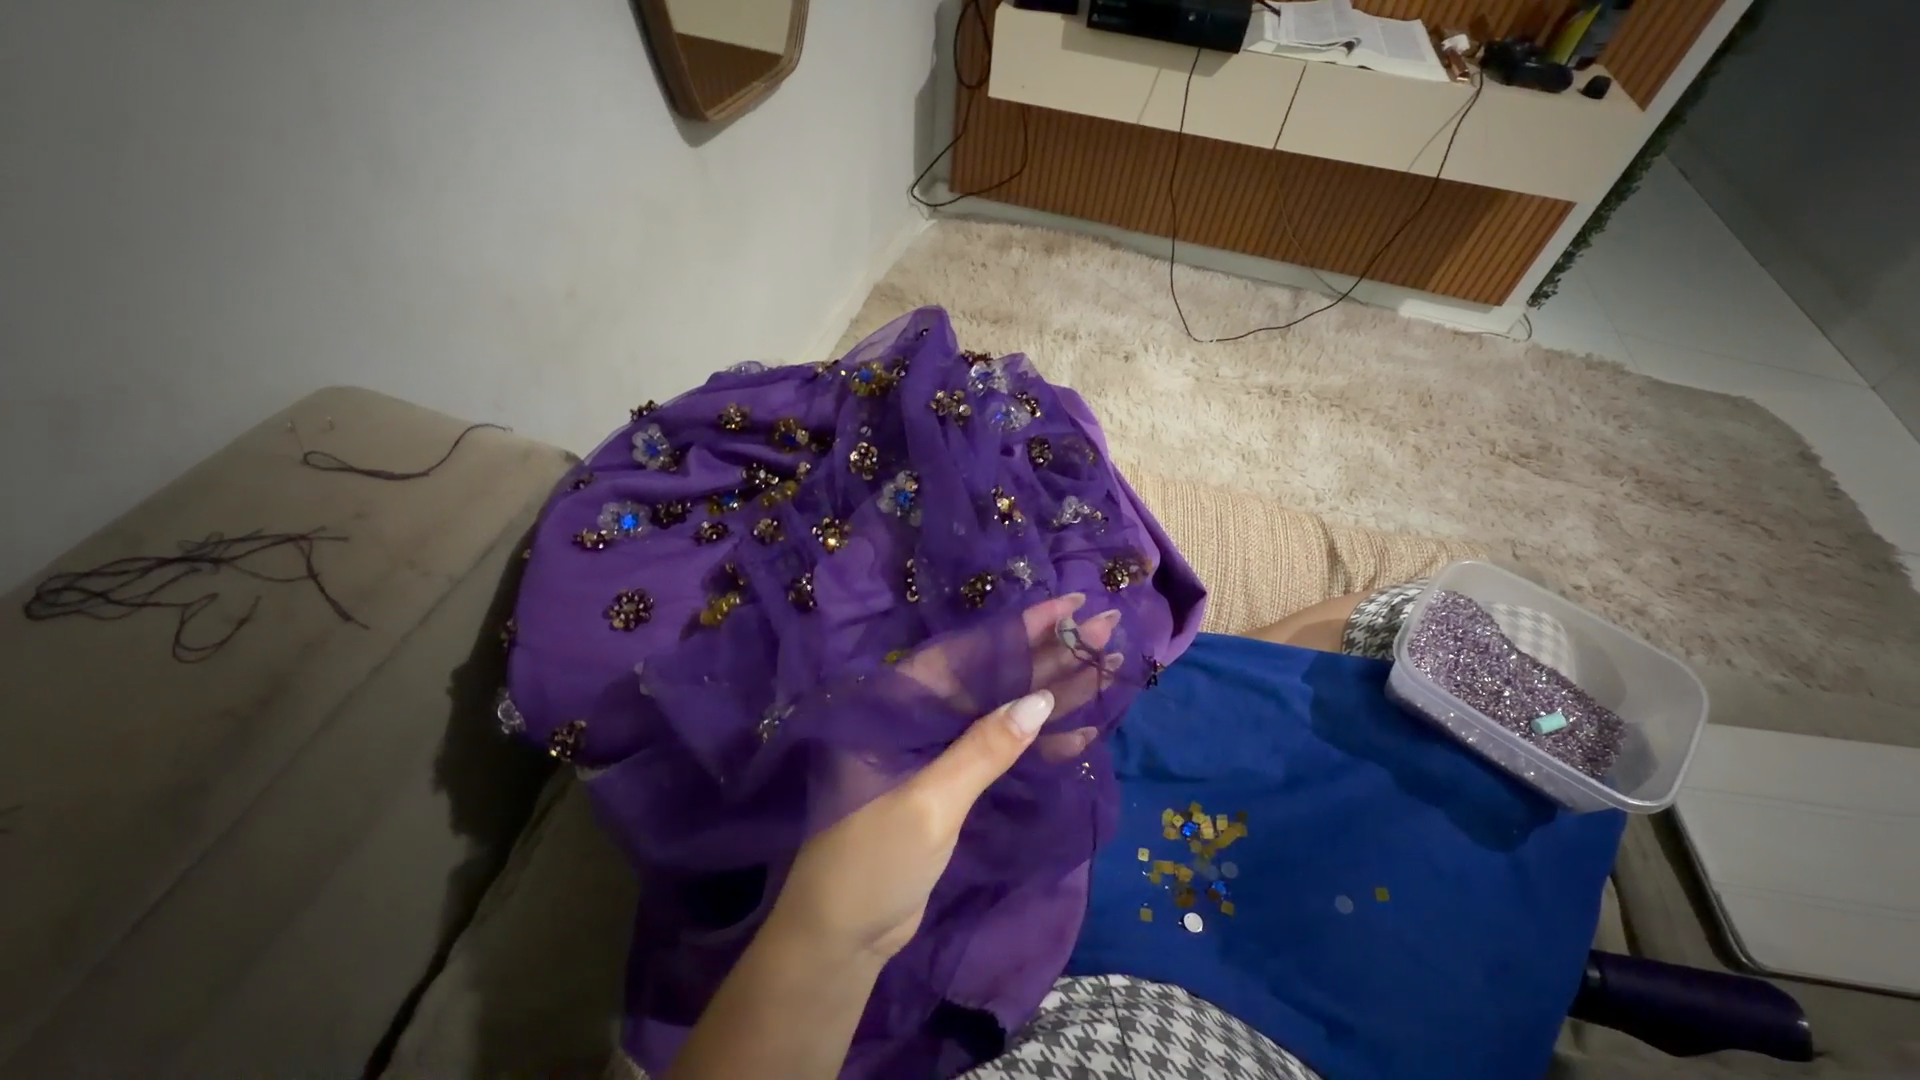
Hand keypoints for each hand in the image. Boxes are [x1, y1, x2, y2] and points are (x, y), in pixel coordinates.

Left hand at [766, 593, 1121, 964]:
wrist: (844, 936)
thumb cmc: (872, 862)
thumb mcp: (929, 803)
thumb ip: (983, 749)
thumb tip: (1040, 701)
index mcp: (894, 708)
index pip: (965, 655)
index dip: (1018, 629)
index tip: (1068, 606)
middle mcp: (916, 720)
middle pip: (991, 680)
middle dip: (1048, 656)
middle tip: (1106, 629)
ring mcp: (936, 754)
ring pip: (1002, 714)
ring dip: (1054, 696)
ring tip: (1108, 668)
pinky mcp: (952, 786)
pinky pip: (1000, 755)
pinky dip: (1039, 748)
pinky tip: (1082, 733)